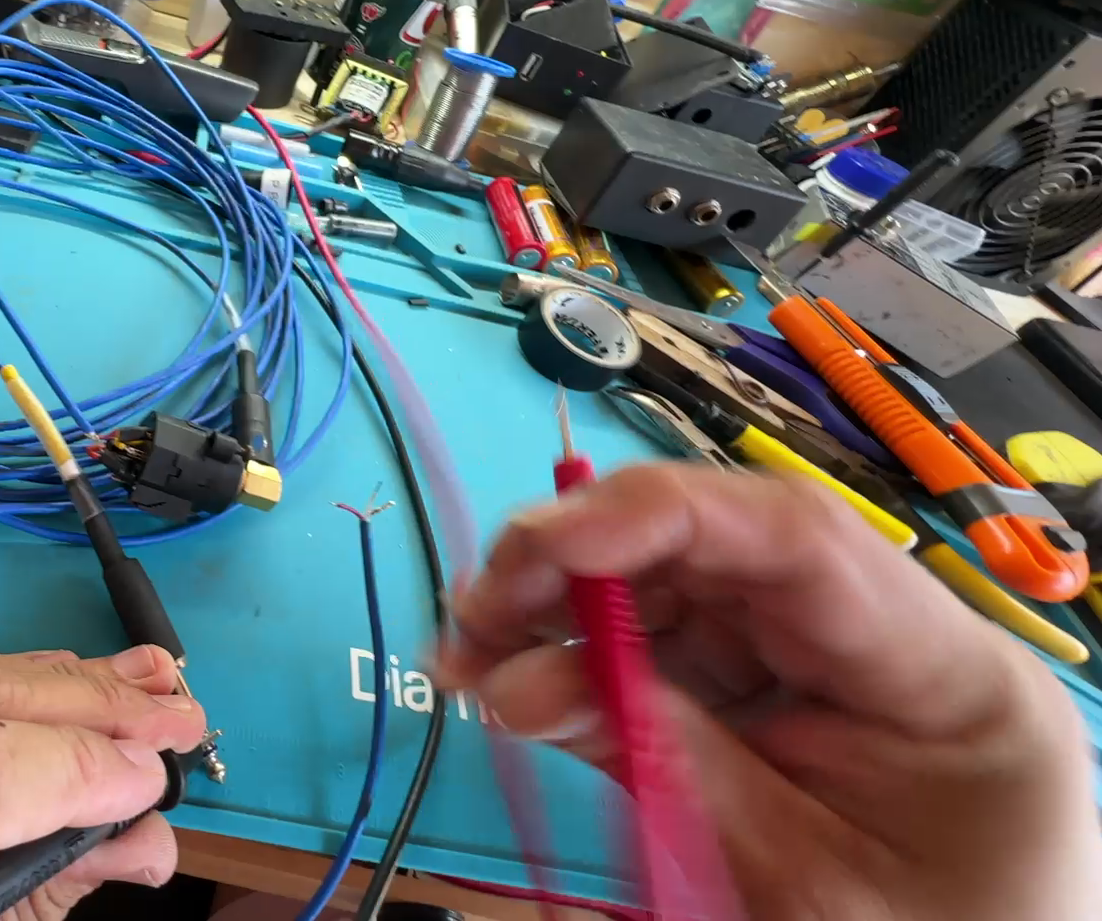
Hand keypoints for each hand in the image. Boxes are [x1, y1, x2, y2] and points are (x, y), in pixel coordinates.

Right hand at [439, 464, 1101, 920]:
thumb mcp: (800, 877)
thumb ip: (666, 766)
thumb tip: (514, 685)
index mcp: (928, 663)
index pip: (789, 534)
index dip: (651, 513)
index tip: (539, 544)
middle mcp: (841, 617)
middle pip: (685, 538)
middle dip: (559, 563)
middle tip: (471, 615)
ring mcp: (772, 631)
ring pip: (632, 571)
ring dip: (534, 604)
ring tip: (462, 654)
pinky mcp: (717, 654)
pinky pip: (617, 623)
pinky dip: (545, 642)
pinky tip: (491, 667)